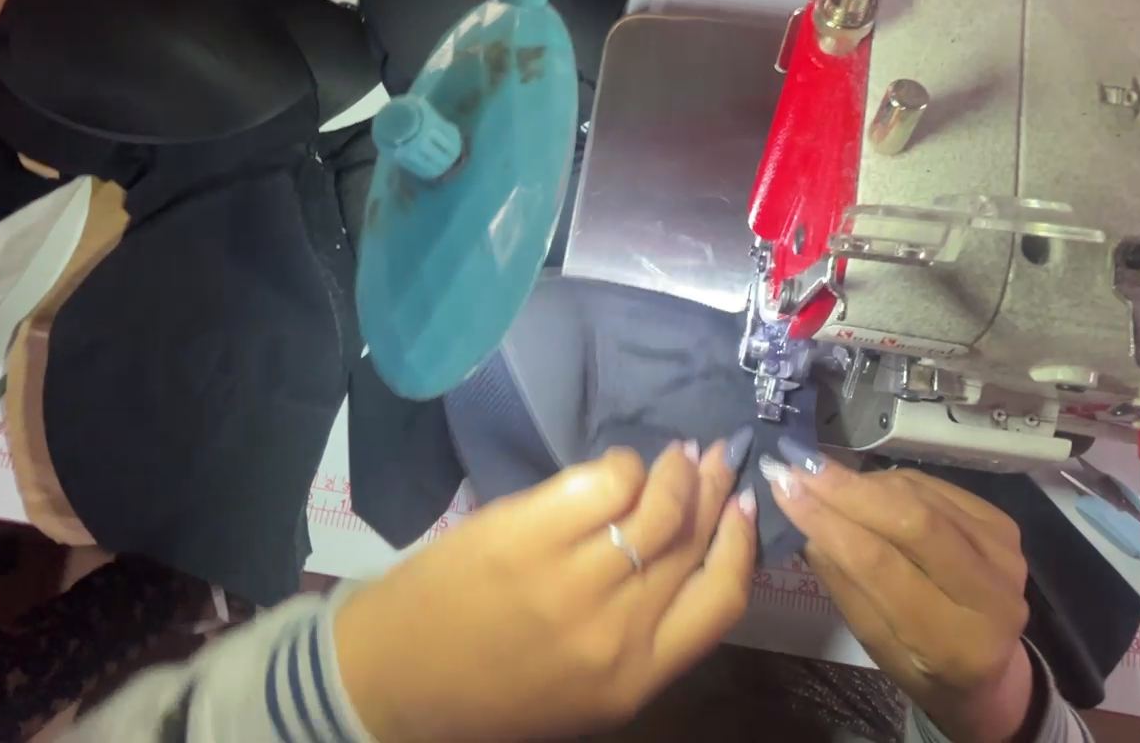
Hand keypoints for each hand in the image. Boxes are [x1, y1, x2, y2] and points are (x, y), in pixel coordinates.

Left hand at [335, 437, 758, 741]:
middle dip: (714, 489)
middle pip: (691, 540)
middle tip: (719, 457)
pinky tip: (620, 465)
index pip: (721, 599)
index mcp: (636, 677)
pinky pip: (608, 478)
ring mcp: (575, 576)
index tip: (745, 504)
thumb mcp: (587, 681)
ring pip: (658, 504)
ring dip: (677, 470)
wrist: (395, 680)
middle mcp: (618, 628)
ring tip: (678, 453)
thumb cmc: (496, 686)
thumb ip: (642, 624)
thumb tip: (683, 543)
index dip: (741, 543)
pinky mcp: (533, 531)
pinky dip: (623, 464)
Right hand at [764, 440, 1034, 742]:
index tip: (783, 486)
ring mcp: (1004, 554)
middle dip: (846, 488)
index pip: (880, 564)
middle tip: (798, 465)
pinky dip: (890, 480)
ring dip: (863, 480)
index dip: (827, 521)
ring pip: (921, 496)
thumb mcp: (872, 641)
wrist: (991, 671)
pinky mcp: (1004, 526)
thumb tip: (800, 516)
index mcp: (954, 643)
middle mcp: (991, 595)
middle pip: (911, 520)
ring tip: (819, 472)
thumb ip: (840, 579)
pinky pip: (935, 487)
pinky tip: (862, 482)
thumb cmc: (920, 666)